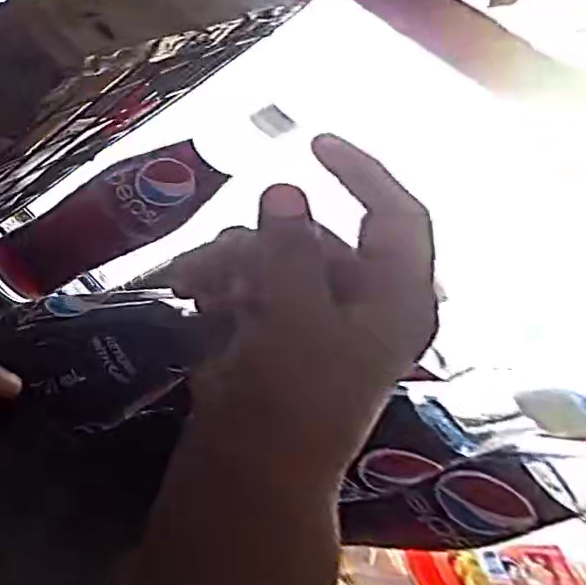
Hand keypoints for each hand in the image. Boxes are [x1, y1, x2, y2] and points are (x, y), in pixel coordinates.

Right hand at [168, 134, 437, 477]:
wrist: (251, 443)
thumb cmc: (292, 389)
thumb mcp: (295, 316)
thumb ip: (289, 251)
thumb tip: (284, 189)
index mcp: (392, 298)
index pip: (396, 217)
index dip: (363, 173)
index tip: (313, 141)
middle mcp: (352, 294)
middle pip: (303, 234)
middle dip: (252, 245)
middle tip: (214, 271)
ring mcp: (303, 302)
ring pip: (257, 250)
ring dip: (221, 263)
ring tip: (192, 289)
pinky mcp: (262, 312)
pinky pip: (233, 270)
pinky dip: (209, 277)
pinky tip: (190, 294)